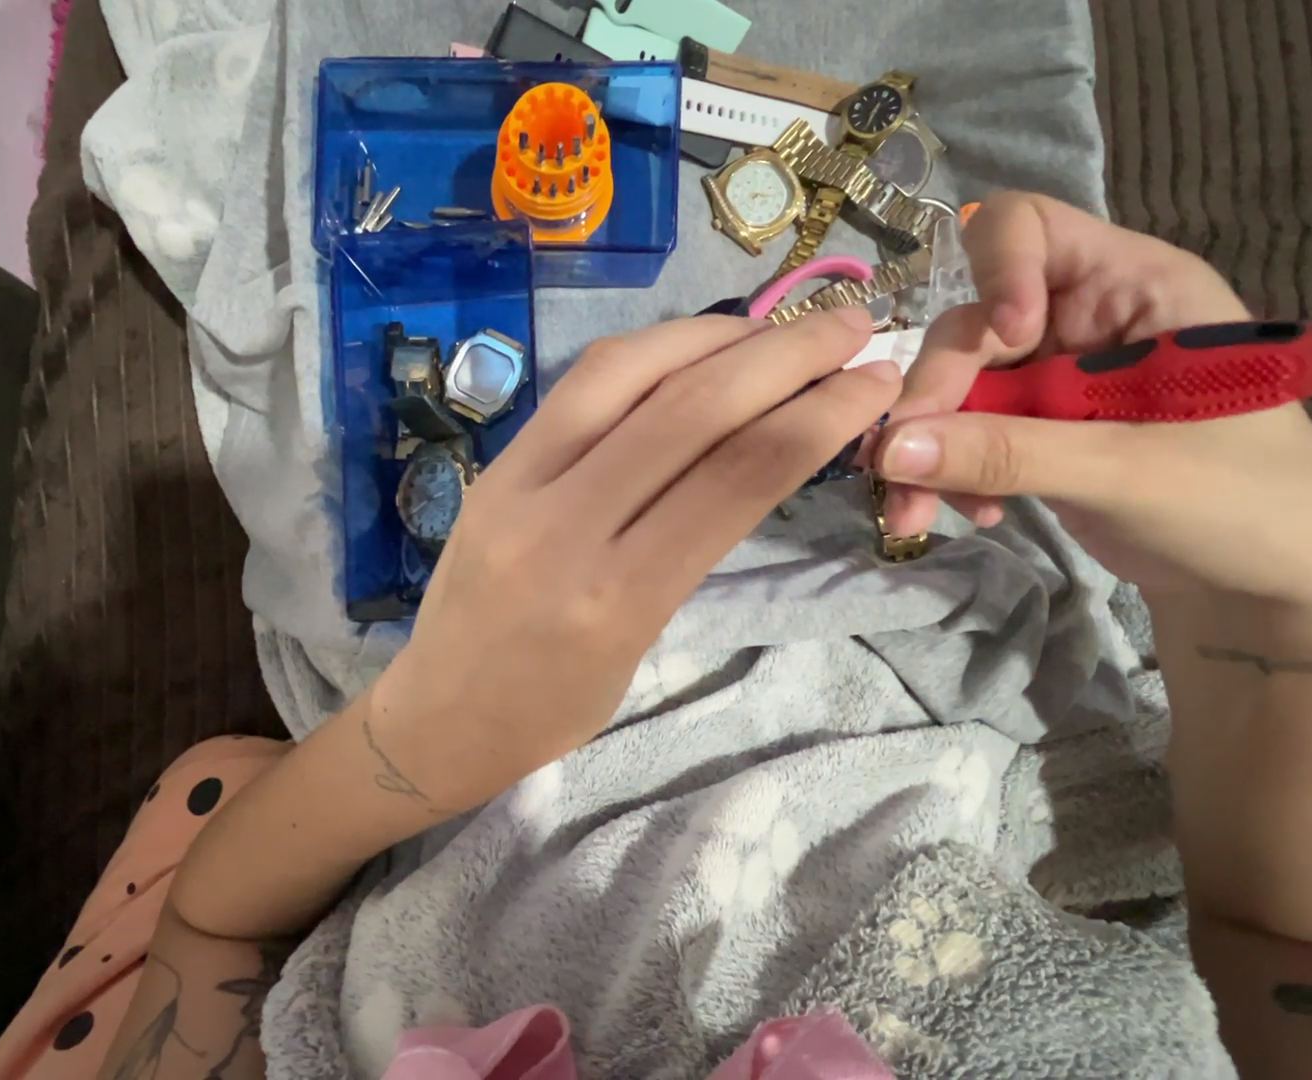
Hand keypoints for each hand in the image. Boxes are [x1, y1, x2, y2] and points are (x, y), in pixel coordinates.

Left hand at [370, 310, 898, 807]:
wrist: (436, 716)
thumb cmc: (550, 711)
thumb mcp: (641, 648)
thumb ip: (689, 548)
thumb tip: (758, 448)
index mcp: (618, 598)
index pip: (736, 476)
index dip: (819, 414)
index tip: (875, 381)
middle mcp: (564, 528)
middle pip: (688, 410)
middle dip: (783, 353)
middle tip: (849, 325)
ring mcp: (517, 486)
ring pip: (625, 374)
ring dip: (714, 335)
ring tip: (776, 325)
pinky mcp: (493, 466)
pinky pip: (578, 389)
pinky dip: (648, 353)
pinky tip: (692, 347)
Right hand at [876, 193, 1311, 610]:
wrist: (1266, 591)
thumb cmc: (1244, 506)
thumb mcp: (1130, 471)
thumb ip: (1007, 453)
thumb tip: (887, 448)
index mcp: (1129, 289)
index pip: (1029, 229)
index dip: (995, 270)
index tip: (1001, 341)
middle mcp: (1076, 322)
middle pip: (968, 329)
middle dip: (931, 401)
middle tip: (899, 471)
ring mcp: (1046, 381)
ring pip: (951, 390)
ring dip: (920, 450)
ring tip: (917, 515)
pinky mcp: (1025, 433)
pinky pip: (957, 437)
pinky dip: (941, 474)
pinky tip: (972, 515)